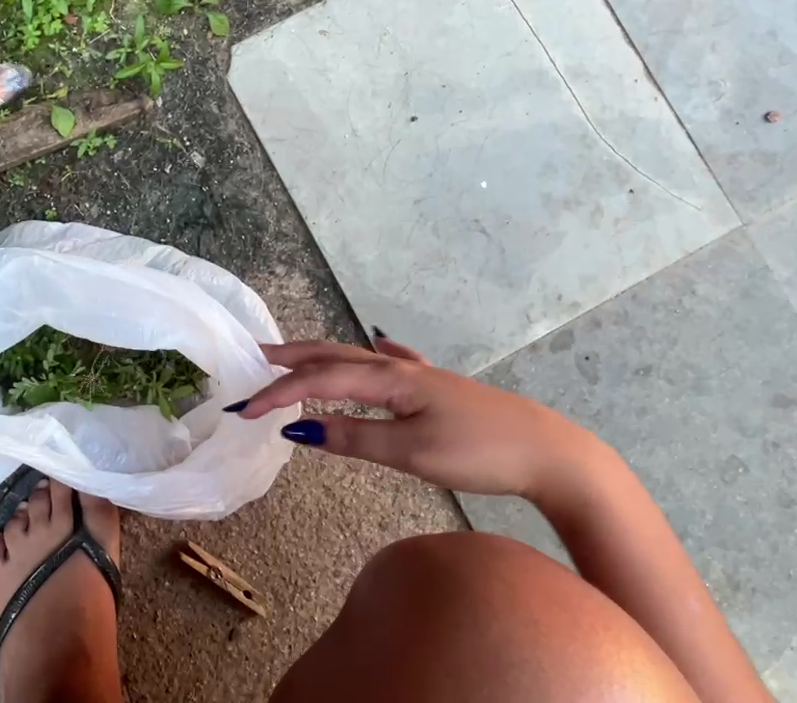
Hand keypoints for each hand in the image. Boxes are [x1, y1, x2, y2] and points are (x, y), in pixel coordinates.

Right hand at [232, 332, 609, 502]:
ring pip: (356, 357)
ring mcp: (420, 375)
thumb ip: (354, 437)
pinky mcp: (438, 388)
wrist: (551, 453)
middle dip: (290, 357)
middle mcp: (398, 368)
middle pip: (333, 354)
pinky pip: (391, 363)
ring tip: (292, 357)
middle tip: (253, 357)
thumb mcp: (411, 452)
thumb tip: (299, 427)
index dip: (278, 392)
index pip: (319, 379)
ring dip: (320, 356)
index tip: (244, 410)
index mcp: (389, 379)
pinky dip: (370, 356)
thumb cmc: (479, 452)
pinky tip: (379, 344)